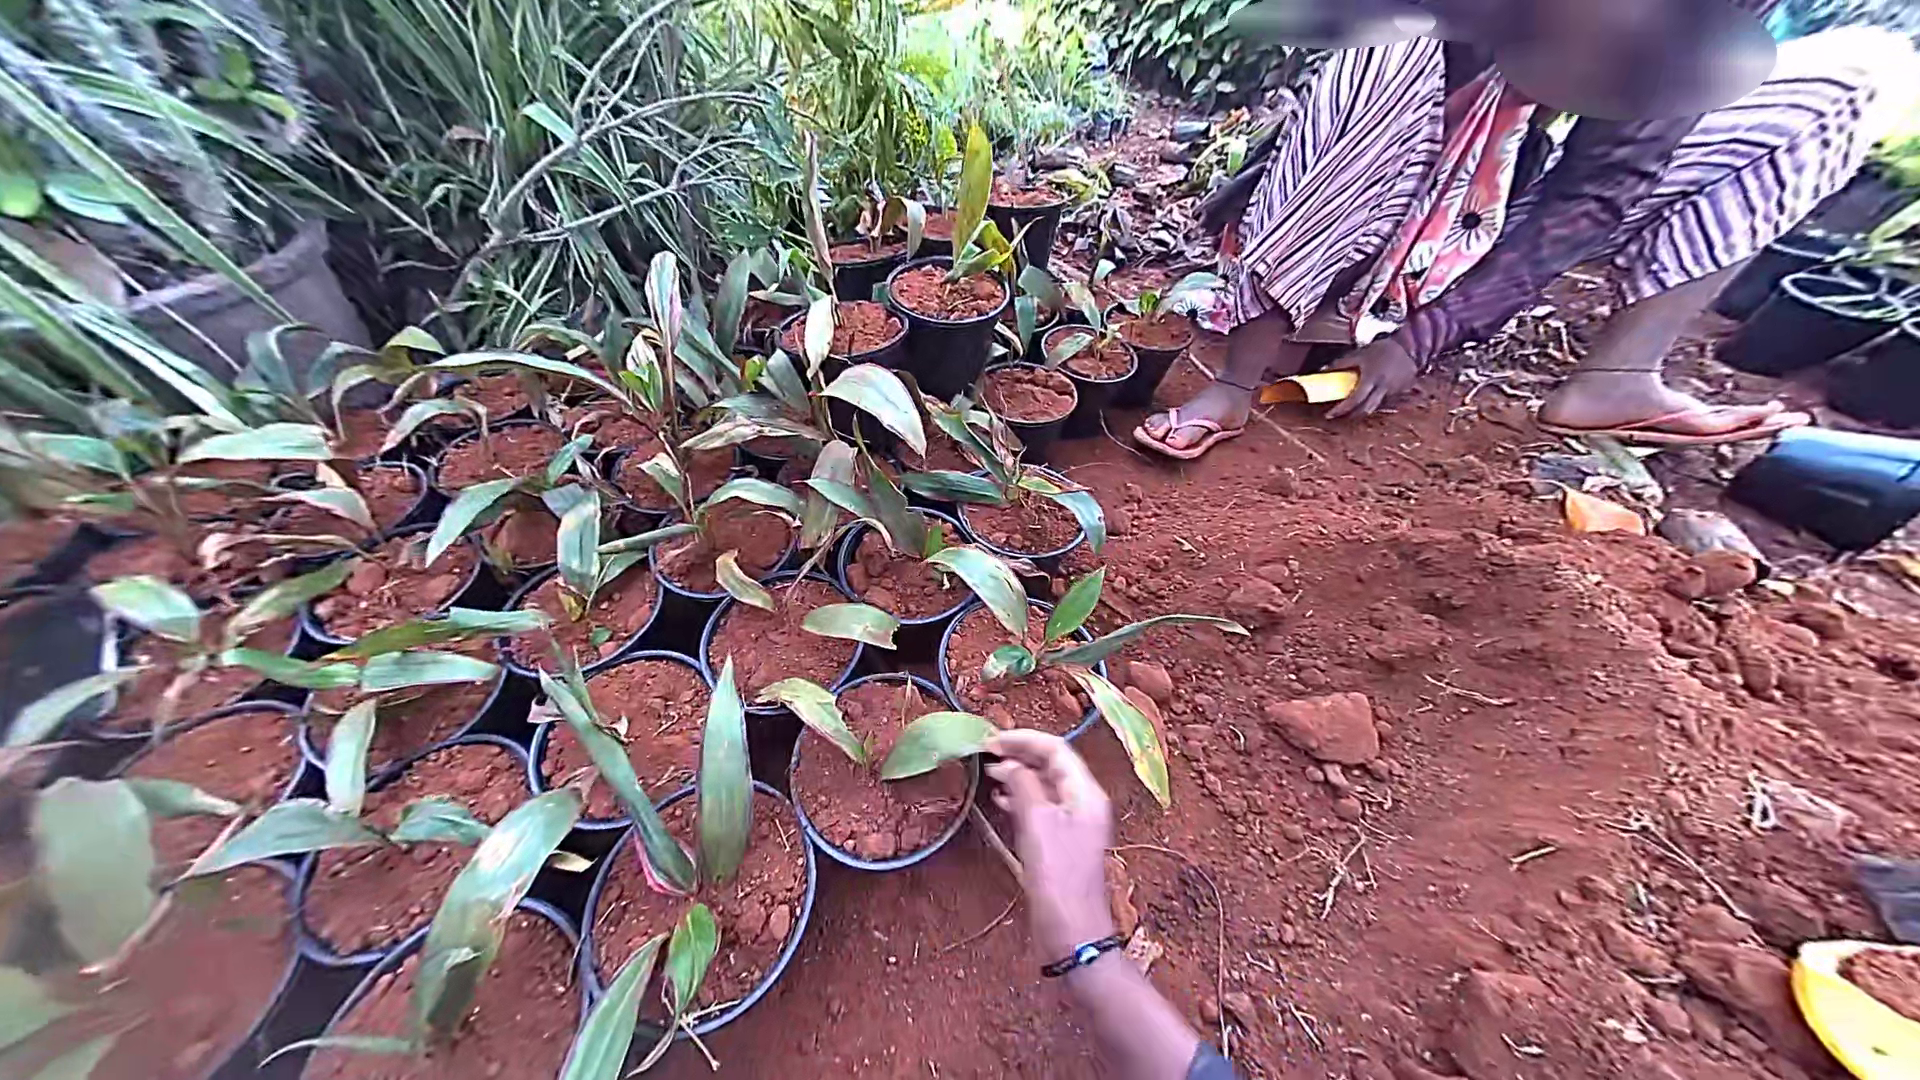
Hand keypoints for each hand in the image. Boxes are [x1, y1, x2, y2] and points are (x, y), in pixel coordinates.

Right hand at [985, 729, 1115, 958]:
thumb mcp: (1036, 823)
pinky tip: (1000, 800)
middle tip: (989, 752)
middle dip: (1021, 753)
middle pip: (1052, 762)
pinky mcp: (1062, 839)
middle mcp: (1083, 800)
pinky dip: (1021, 796)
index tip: (993, 742)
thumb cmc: (1056, 875)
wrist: (1072, 933)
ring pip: (1045, 783)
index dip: (1024, 740)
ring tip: (990, 772)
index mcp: (1085, 791)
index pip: (1056, 748)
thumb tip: (1009, 765)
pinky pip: (1041, 804)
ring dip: (1019, 774)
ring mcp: (1074, 820)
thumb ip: (1022, 785)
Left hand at [1326, 336, 1417, 418]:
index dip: (1341, 410)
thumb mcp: (1358, 354)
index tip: (1329, 415)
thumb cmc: (1380, 350)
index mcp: (1371, 378)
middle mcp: (1384, 387)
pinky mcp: (1400, 391)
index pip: (1354, 400)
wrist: (1409, 345)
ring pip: (1375, 407)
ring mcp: (1394, 390)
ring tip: (1350, 408)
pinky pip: (1384, 401)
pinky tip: (1366, 399)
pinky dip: (1373, 402)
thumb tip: (1321, 371)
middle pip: (1365, 409)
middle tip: (1337, 415)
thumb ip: (1341, 364)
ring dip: (1361, 411)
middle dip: (1350, 416)